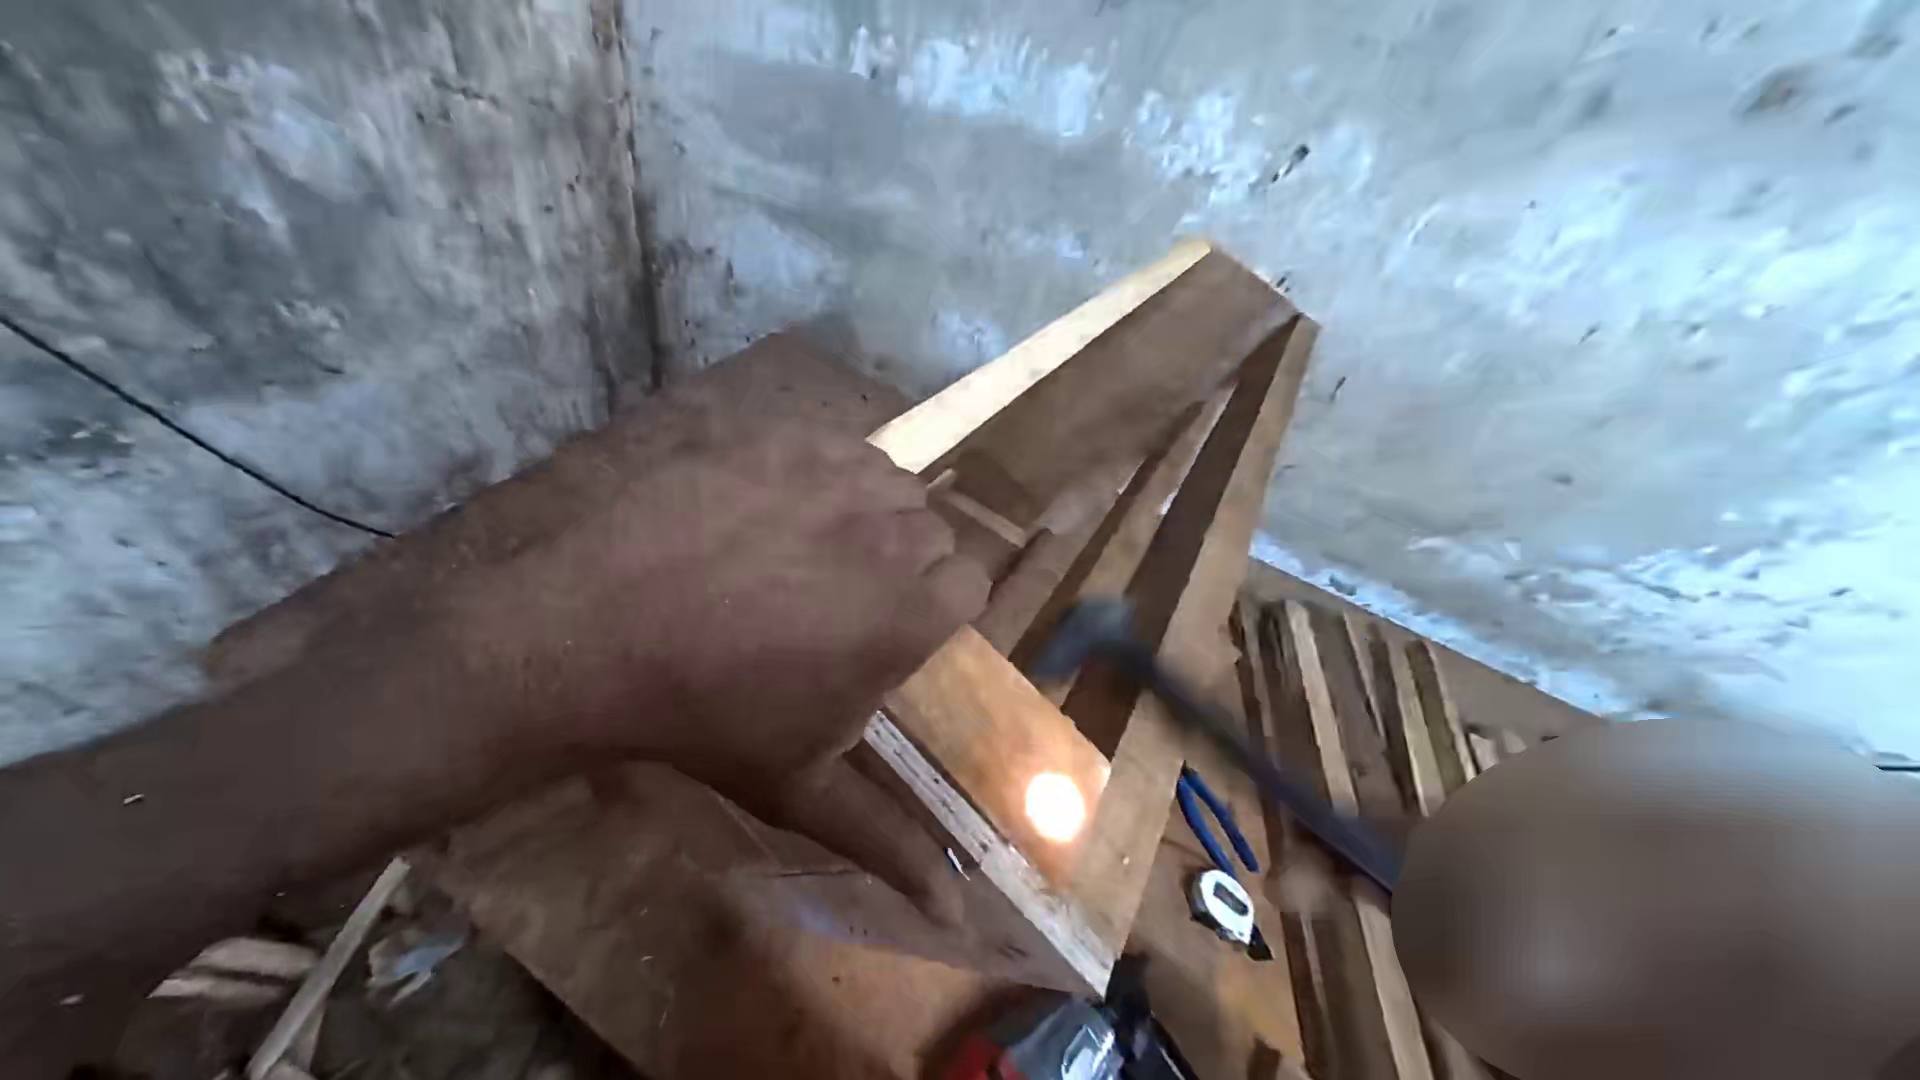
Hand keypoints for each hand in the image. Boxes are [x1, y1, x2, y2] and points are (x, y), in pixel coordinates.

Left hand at [464, 424, 989, 916]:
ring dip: (872, 515)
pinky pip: (844, 448)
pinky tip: (783, 509)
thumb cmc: (706, 717)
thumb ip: (886, 840)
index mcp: (907, 613)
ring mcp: (834, 478)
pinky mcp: (783, 440)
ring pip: (895, 484)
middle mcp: (888, 533)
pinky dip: (832, 475)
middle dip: (902, 561)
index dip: (935, 604)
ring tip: (814, 548)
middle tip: (842, 592)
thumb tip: (954, 913)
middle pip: (933, 532)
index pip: (972, 583)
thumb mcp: (802, 785)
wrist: (588, 635)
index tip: (893, 623)